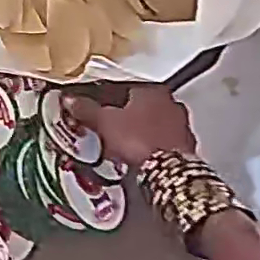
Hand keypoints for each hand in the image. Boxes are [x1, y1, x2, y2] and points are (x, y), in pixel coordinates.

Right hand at [66, 85, 195, 168]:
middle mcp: (173, 105)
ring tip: (124, 144)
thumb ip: (86, 109)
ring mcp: (183, 128)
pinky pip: (165, 144)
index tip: (102, 108)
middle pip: (145, 106)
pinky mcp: (188, 150)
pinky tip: (140, 157)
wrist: (165, 172)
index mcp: (153, 91)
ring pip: (157, 125)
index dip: (111, 98)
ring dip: (143, 132)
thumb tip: (71, 100)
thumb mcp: (103, 121)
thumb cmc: (137, 138)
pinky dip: (153, 148)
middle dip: (130, 115)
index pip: (128, 87)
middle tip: (113, 126)